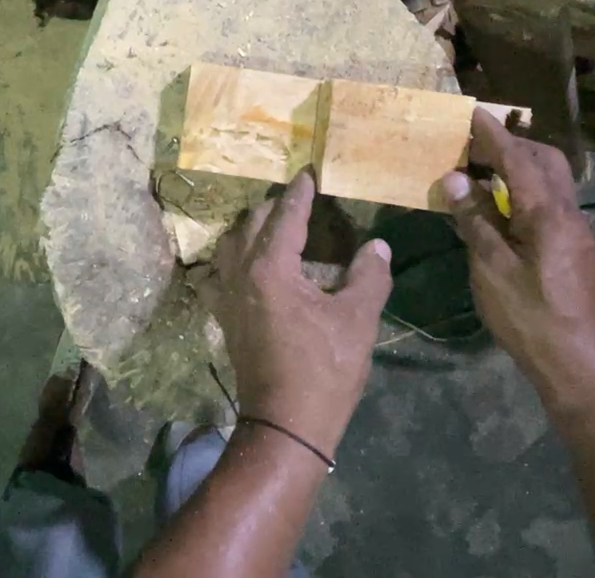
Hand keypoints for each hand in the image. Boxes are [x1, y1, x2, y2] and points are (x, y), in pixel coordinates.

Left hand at [207, 171, 393, 455]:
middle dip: (275, 208)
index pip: (286, 216)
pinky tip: (239, 265)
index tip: (307, 173)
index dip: (299, 193)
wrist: (285, 421)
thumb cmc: (325, 369)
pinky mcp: (221, 313)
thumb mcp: (357, 321)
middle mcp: (240, 270)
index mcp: (271, 265)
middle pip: (253, 222)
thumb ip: (368, 277)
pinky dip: (228, 260)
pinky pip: (216, 273)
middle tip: (297, 201)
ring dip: (249, 229)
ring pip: (230, 243)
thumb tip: (378, 245)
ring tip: (271, 227)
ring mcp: (225, 292)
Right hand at [440, 110, 594, 409]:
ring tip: (478, 171)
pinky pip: (548, 203)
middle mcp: (569, 215)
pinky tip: (497, 208)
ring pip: (550, 182)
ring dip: (518, 167)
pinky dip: (522, 191)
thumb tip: (456, 177)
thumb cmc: (531, 317)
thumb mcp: (491, 267)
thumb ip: (474, 218)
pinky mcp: (573, 251)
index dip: (491, 133)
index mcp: (548, 214)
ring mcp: (575, 234)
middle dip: (510, 143)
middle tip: (471, 143)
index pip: (517, 159)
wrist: (581, 367)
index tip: (469, 111)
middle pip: (545, 161)